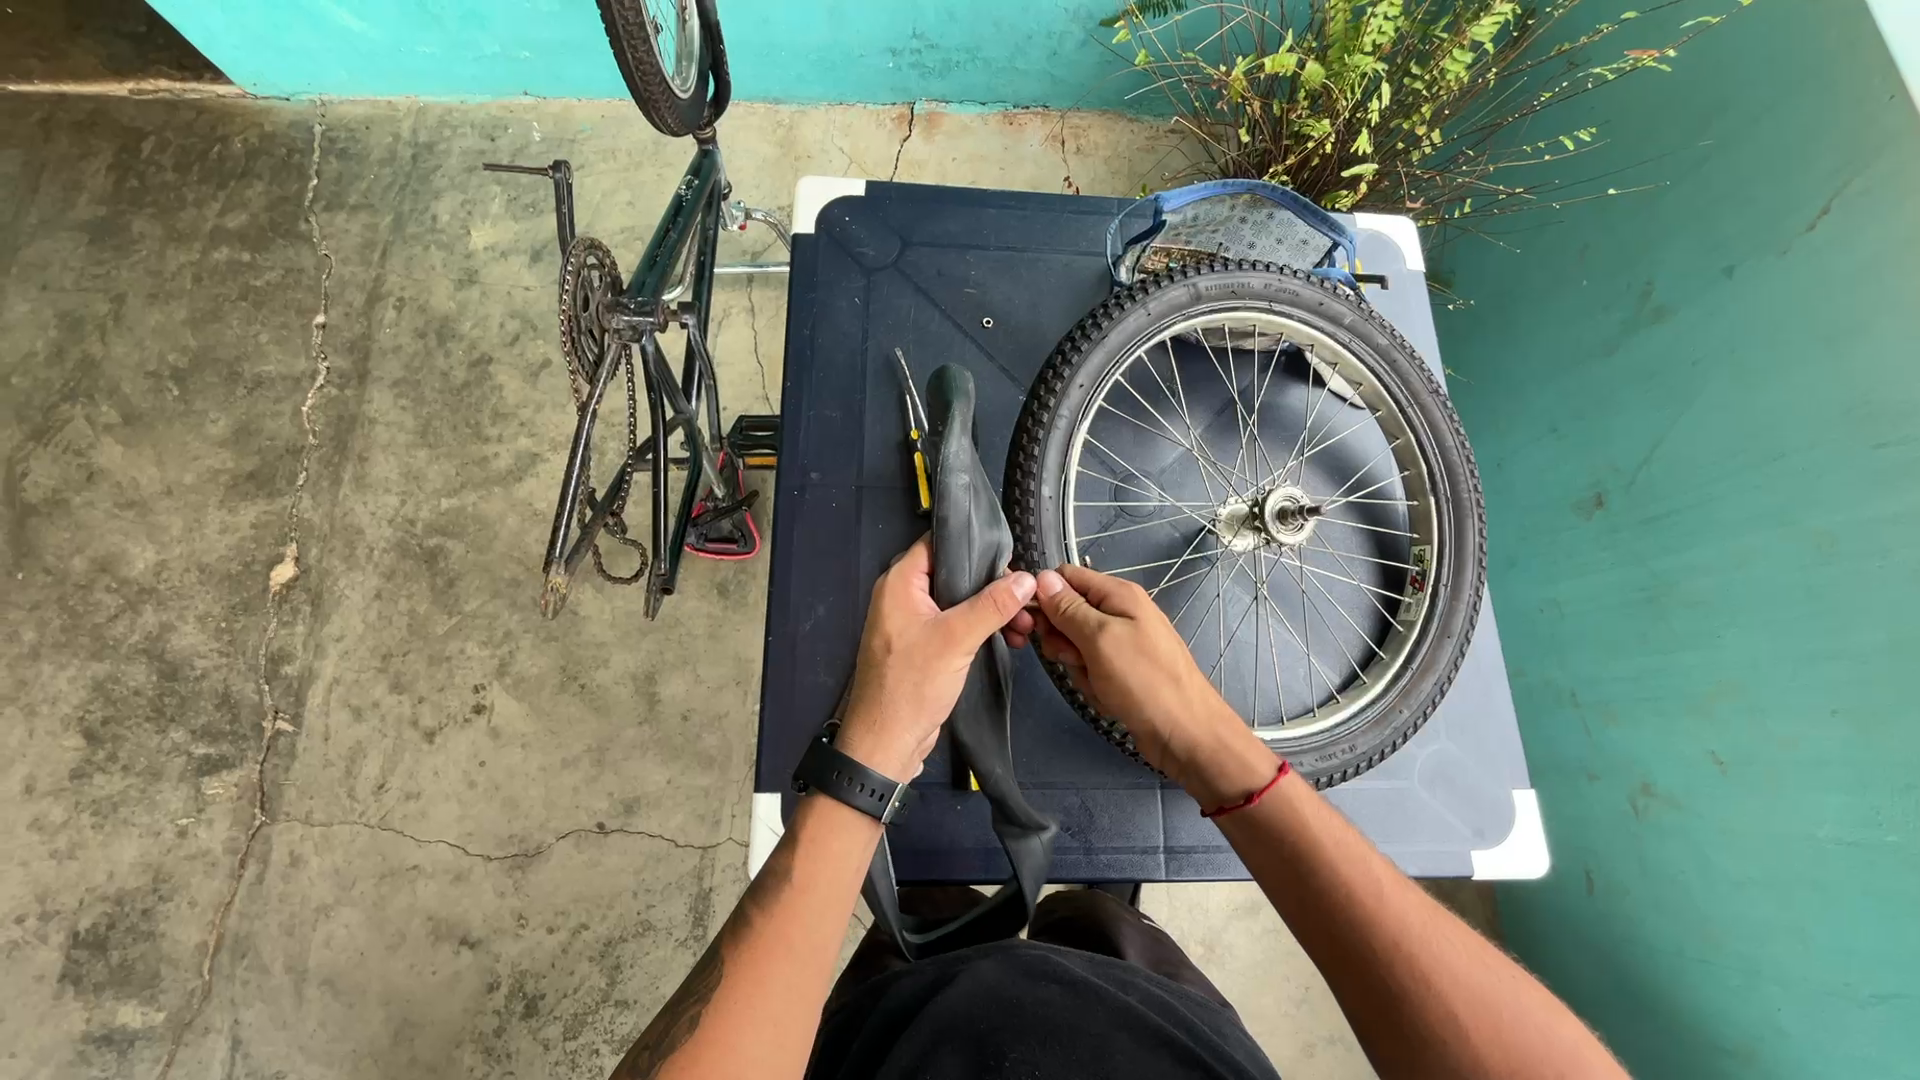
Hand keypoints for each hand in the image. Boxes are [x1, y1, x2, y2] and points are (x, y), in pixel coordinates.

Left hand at [836, 536, 1037, 779]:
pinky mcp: (924, 647)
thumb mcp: (956, 639)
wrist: (887, 743)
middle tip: (1024, 598)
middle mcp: (903, 596)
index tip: (1010, 558)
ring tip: (1024, 625)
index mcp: (900, 583)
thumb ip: (991, 605)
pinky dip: (981, 629)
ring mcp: (913, 623)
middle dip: (992, 584)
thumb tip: (1026, 579)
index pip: (938, 543)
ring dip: (992, 610)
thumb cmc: (911, 685)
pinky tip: (1009, 637)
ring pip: (959, 602)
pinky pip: (956, 625)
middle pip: (954, 573)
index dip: (974, 547)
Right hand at [1025, 564, 1275, 807]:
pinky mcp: (1122, 670)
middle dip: (1062, 640)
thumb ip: (1068, 608)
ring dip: (1078, 668)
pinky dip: (1092, 683)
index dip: (1044, 597)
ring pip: (1076, 646)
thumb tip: (1041, 577)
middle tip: (1074, 659)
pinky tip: (1107, 697)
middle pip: (1067, 613)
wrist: (1185, 734)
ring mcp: (1122, 642)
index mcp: (1118, 594)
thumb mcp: (1099, 638)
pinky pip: (1091, 668)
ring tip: (1098, 683)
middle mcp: (1120, 612)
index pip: (1065, 578)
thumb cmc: (1143, 681)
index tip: (1032, 625)